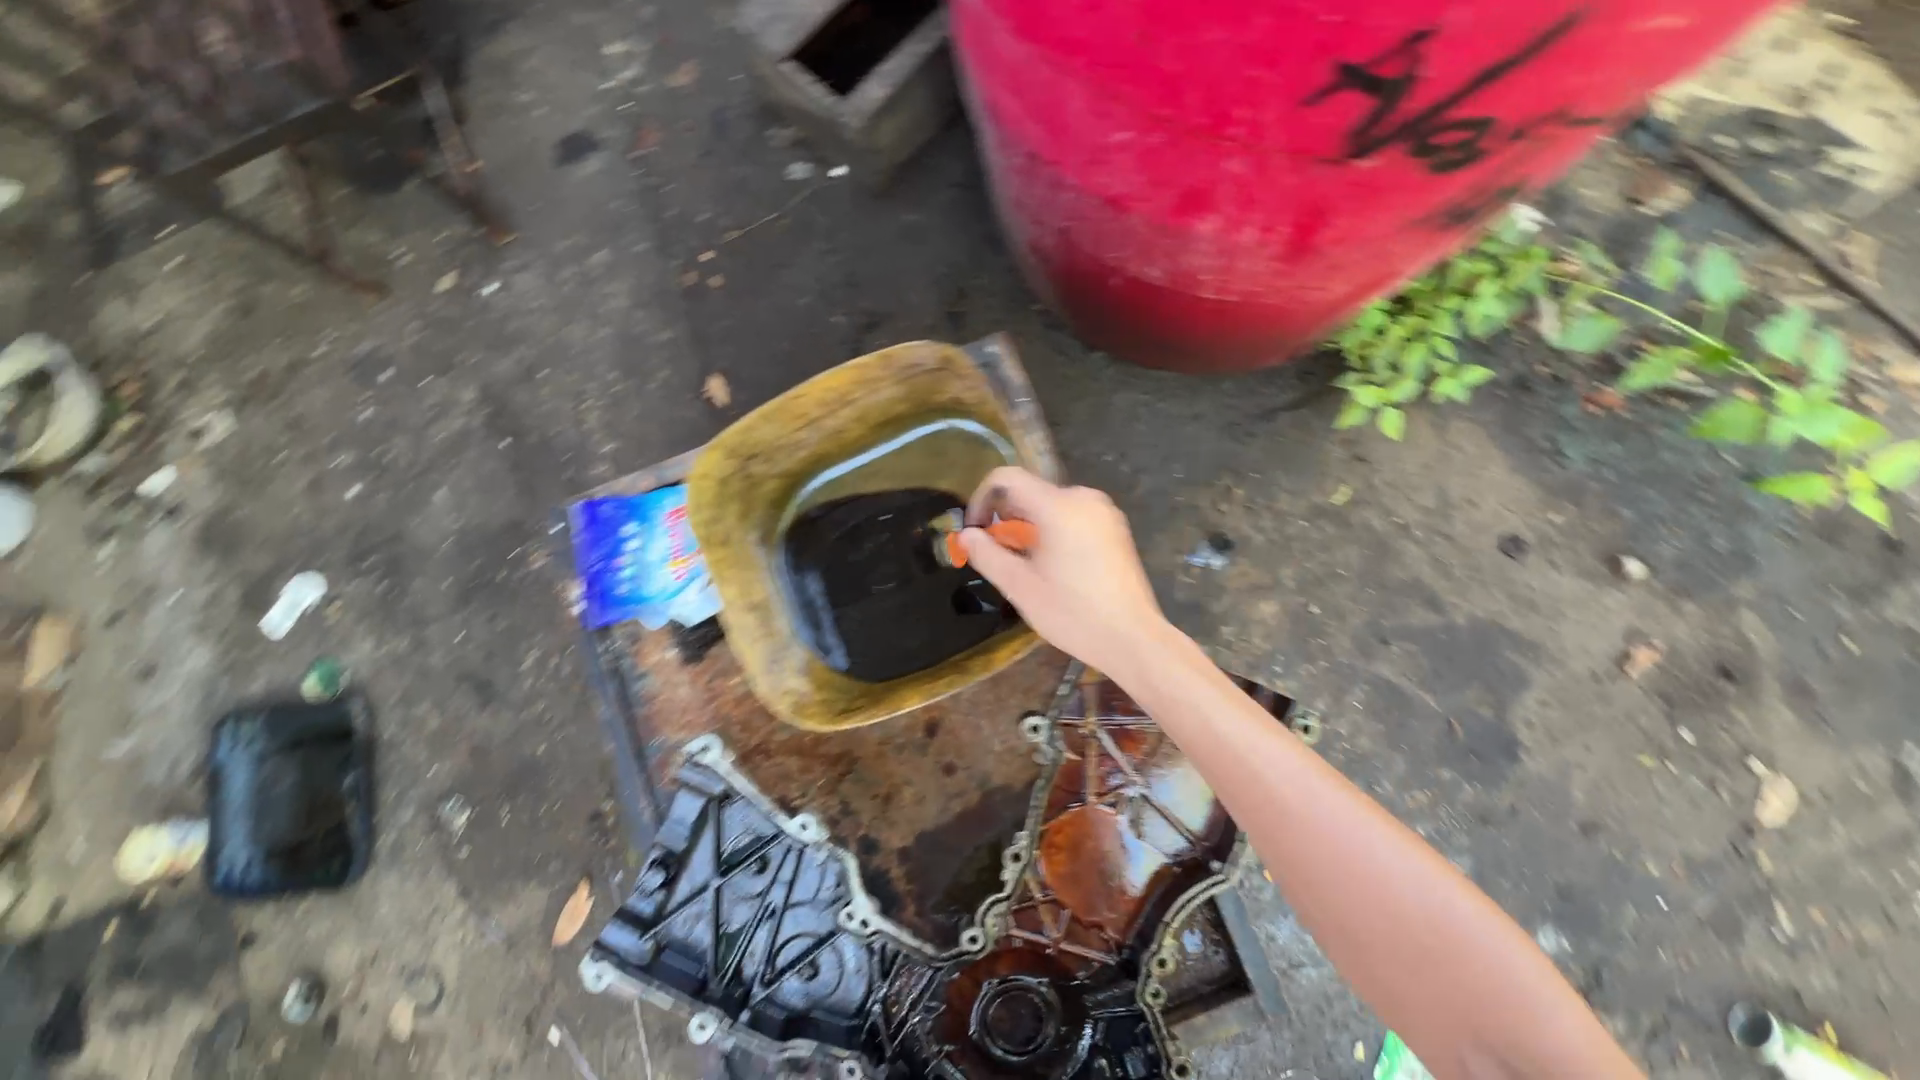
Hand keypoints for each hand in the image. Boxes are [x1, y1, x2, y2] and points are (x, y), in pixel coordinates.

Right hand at [960, 467, 1171, 675]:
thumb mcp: (1020, 587)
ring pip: (1051, 505)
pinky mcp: (1115, 528)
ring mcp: (1104, 512)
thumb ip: (987, 554)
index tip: (975, 531)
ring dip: (1028, 527)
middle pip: (1030, 491)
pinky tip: (1052, 566)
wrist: (1132, 638)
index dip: (981, 498)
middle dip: (1005, 518)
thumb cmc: (1073, 613)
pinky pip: (1073, 517)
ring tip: (1024, 564)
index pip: (1006, 478)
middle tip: (997, 554)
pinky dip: (1053, 531)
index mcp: (1058, 506)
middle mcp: (1083, 498)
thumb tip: (966, 535)